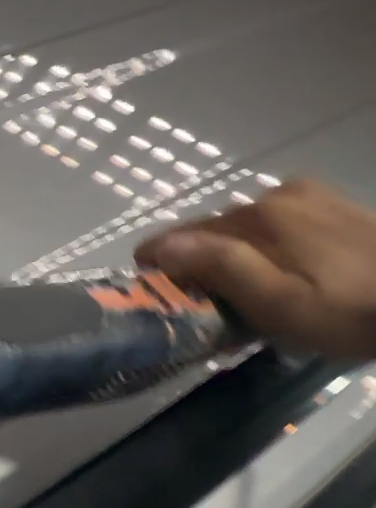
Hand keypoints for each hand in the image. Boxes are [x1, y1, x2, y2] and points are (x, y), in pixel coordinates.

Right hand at [135, 179, 375, 357]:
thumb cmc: (348, 312)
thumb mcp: (276, 302)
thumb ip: (219, 267)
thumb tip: (159, 247)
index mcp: (252, 218)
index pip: (167, 241)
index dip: (163, 275)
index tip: (183, 304)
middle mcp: (273, 196)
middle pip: (203, 236)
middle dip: (200, 268)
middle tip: (227, 307)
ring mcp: (307, 196)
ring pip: (237, 232)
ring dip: (234, 259)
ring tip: (263, 291)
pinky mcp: (331, 204)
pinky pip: (272, 225)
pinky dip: (267, 248)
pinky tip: (293, 272)